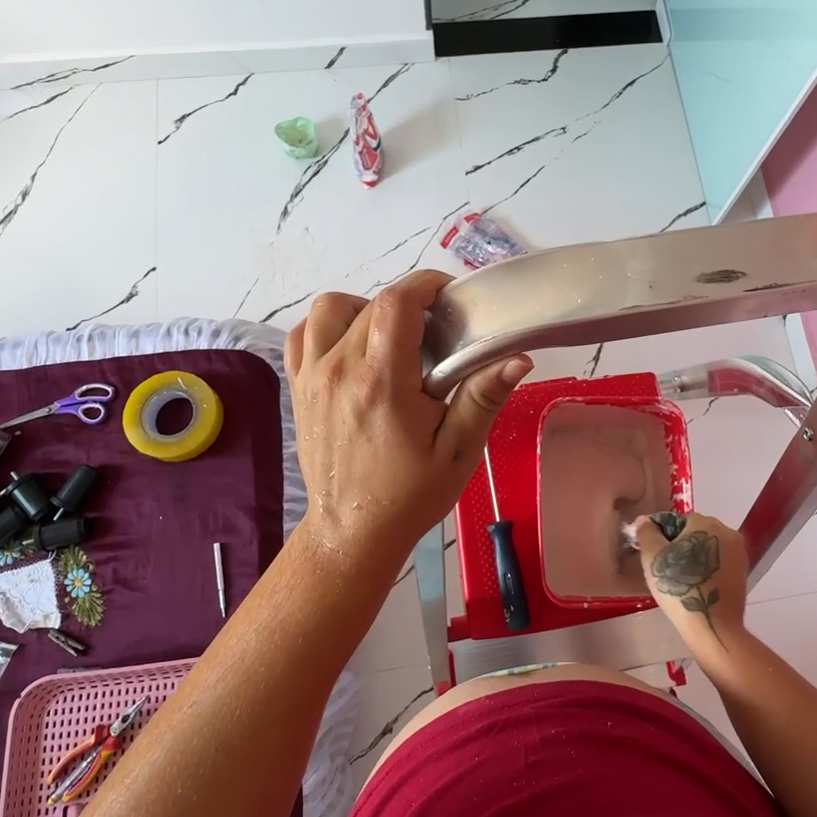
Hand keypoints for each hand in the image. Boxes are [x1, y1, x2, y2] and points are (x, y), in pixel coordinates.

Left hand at [285, 270, 531, 563]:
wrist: (352, 531)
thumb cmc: (409, 493)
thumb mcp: (458, 450)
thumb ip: (483, 397)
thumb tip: (517, 357)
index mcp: (381, 382)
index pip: (396, 302)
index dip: (426, 285)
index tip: (449, 298)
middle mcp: (339, 370)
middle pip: (371, 302)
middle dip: (408, 305)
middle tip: (434, 335)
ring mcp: (312, 376)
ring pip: (332, 309)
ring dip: (365, 310)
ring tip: (392, 340)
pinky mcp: (299, 387)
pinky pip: (305, 334)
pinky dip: (330, 328)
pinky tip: (355, 350)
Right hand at [630, 511, 747, 648]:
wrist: (712, 626)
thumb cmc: (679, 587)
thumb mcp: (653, 558)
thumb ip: (647, 532)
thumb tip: (645, 520)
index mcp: (705, 522)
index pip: (677, 521)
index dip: (663, 538)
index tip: (657, 558)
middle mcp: (727, 532)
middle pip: (696, 533)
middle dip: (682, 547)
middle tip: (668, 570)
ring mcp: (739, 554)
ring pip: (709, 549)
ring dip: (696, 559)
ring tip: (683, 581)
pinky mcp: (744, 574)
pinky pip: (720, 564)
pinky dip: (709, 571)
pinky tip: (698, 588)